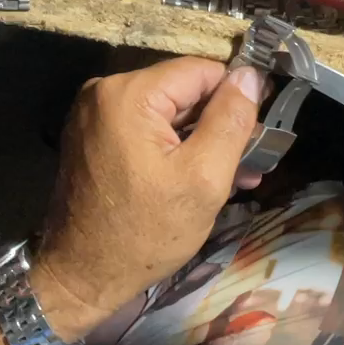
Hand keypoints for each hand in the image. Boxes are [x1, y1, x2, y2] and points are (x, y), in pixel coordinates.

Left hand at [32, 58, 264, 338]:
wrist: (82, 273)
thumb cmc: (146, 232)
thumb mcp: (204, 178)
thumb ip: (230, 120)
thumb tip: (250, 75)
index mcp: (127, 93)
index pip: (199, 71)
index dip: (236, 95)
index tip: (261, 129)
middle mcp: (103, 91)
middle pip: (181, 90)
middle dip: (218, 123)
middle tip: (251, 162)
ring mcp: (93, 113)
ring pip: (166, 112)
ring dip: (200, 140)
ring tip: (237, 176)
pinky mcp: (91, 135)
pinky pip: (143, 127)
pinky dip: (172, 147)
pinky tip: (200, 177)